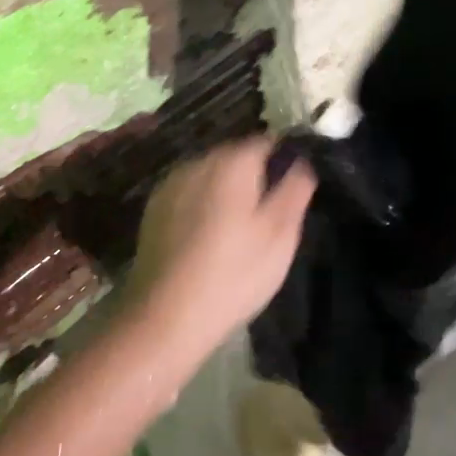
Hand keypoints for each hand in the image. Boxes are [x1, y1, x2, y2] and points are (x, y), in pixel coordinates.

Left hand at [125, 138, 316, 359]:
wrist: (167, 313)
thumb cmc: (233, 274)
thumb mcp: (280, 236)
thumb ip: (295, 190)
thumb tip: (302, 161)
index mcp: (231, 163)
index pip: (265, 141)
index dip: (283, 158)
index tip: (293, 184)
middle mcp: (197, 162)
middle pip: (234, 156)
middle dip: (253, 175)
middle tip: (269, 213)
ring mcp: (170, 184)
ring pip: (209, 175)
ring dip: (226, 190)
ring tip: (239, 229)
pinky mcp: (153, 208)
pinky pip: (188, 195)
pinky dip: (202, 205)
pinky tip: (208, 237)